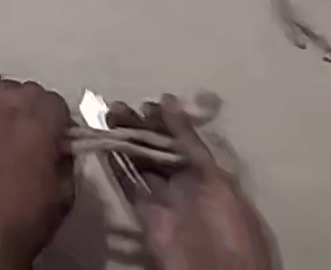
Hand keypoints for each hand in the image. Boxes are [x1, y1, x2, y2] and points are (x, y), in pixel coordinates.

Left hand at [0, 73, 75, 265]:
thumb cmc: (31, 212)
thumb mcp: (66, 190)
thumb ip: (68, 158)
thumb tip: (63, 144)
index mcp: (43, 122)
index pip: (58, 102)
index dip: (63, 121)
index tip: (62, 140)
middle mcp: (17, 105)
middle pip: (34, 90)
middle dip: (42, 109)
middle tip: (42, 134)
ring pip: (11, 86)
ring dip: (19, 100)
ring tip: (19, 123)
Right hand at [111, 96, 275, 269]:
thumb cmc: (227, 230)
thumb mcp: (216, 181)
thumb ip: (189, 141)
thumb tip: (167, 100)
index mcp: (207, 175)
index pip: (180, 139)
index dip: (162, 121)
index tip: (145, 105)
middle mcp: (183, 183)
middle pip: (156, 147)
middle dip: (137, 126)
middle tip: (117, 107)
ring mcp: (163, 199)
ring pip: (139, 161)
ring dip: (123, 138)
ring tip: (107, 117)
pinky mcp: (144, 215)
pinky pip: (127, 184)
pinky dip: (114, 165)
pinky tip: (103, 144)